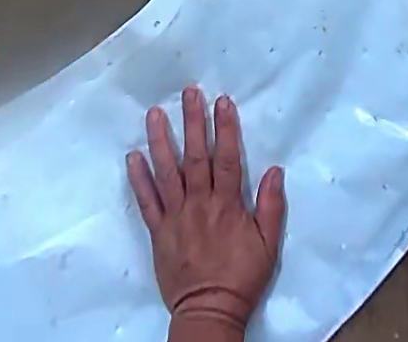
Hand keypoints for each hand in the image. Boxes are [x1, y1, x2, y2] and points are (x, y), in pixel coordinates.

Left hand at [127, 87, 285, 334]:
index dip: (226, 128)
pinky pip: (146, 202)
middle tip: (189, 92)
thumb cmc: (241, 277)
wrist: (210, 314)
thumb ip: (271, 207)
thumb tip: (275, 169)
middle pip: (196, 157)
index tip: (223, 101)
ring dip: (161, 141)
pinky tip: (132, 156)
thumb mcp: (268, 246)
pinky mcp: (158, 231)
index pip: (227, 159)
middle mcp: (200, 204)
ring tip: (155, 113)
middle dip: (193, 122)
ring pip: (167, 172)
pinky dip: (138, 179)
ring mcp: (176, 216)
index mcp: (227, 205)